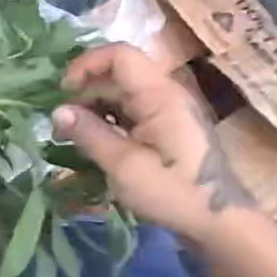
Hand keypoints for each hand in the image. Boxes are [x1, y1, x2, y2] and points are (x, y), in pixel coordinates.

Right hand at [52, 44, 259, 245]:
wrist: (219, 221)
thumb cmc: (172, 192)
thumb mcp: (123, 166)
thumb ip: (89, 134)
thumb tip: (57, 111)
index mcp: (160, 95)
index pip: (119, 55)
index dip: (86, 64)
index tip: (62, 92)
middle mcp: (166, 93)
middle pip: (118, 73)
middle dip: (85, 91)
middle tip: (61, 122)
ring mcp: (169, 109)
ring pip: (123, 92)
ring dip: (94, 107)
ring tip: (73, 134)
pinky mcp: (168, 126)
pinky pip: (132, 110)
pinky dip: (109, 119)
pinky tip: (95, 142)